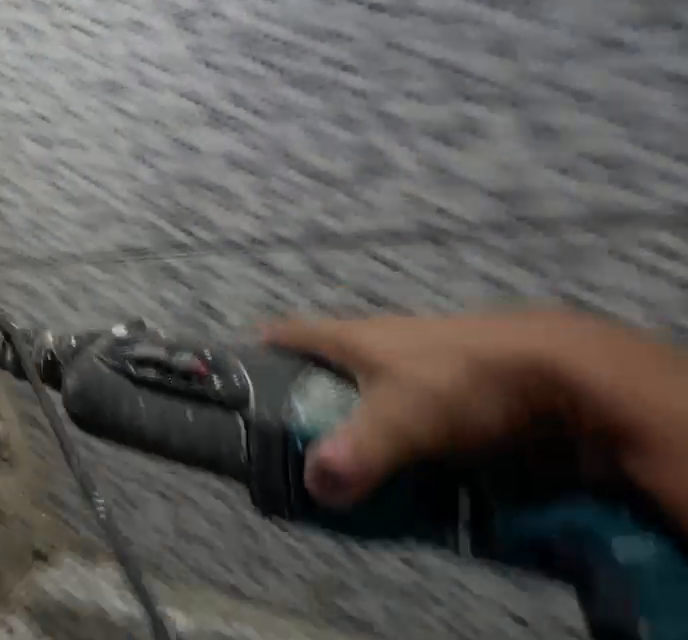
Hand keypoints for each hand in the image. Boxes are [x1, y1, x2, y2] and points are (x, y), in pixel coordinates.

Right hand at [260, 309, 613, 507]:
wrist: (574, 373)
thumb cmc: (463, 382)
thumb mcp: (402, 421)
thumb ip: (356, 453)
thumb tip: (313, 487)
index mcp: (355, 336)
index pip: (293, 331)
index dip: (266, 345)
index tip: (244, 364)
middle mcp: (386, 337)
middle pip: (337, 354)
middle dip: (316, 383)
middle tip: (301, 423)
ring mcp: (434, 352)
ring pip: (386, 374)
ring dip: (370, 402)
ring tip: (362, 444)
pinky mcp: (476, 372)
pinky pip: (430, 394)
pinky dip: (419, 416)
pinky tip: (426, 447)